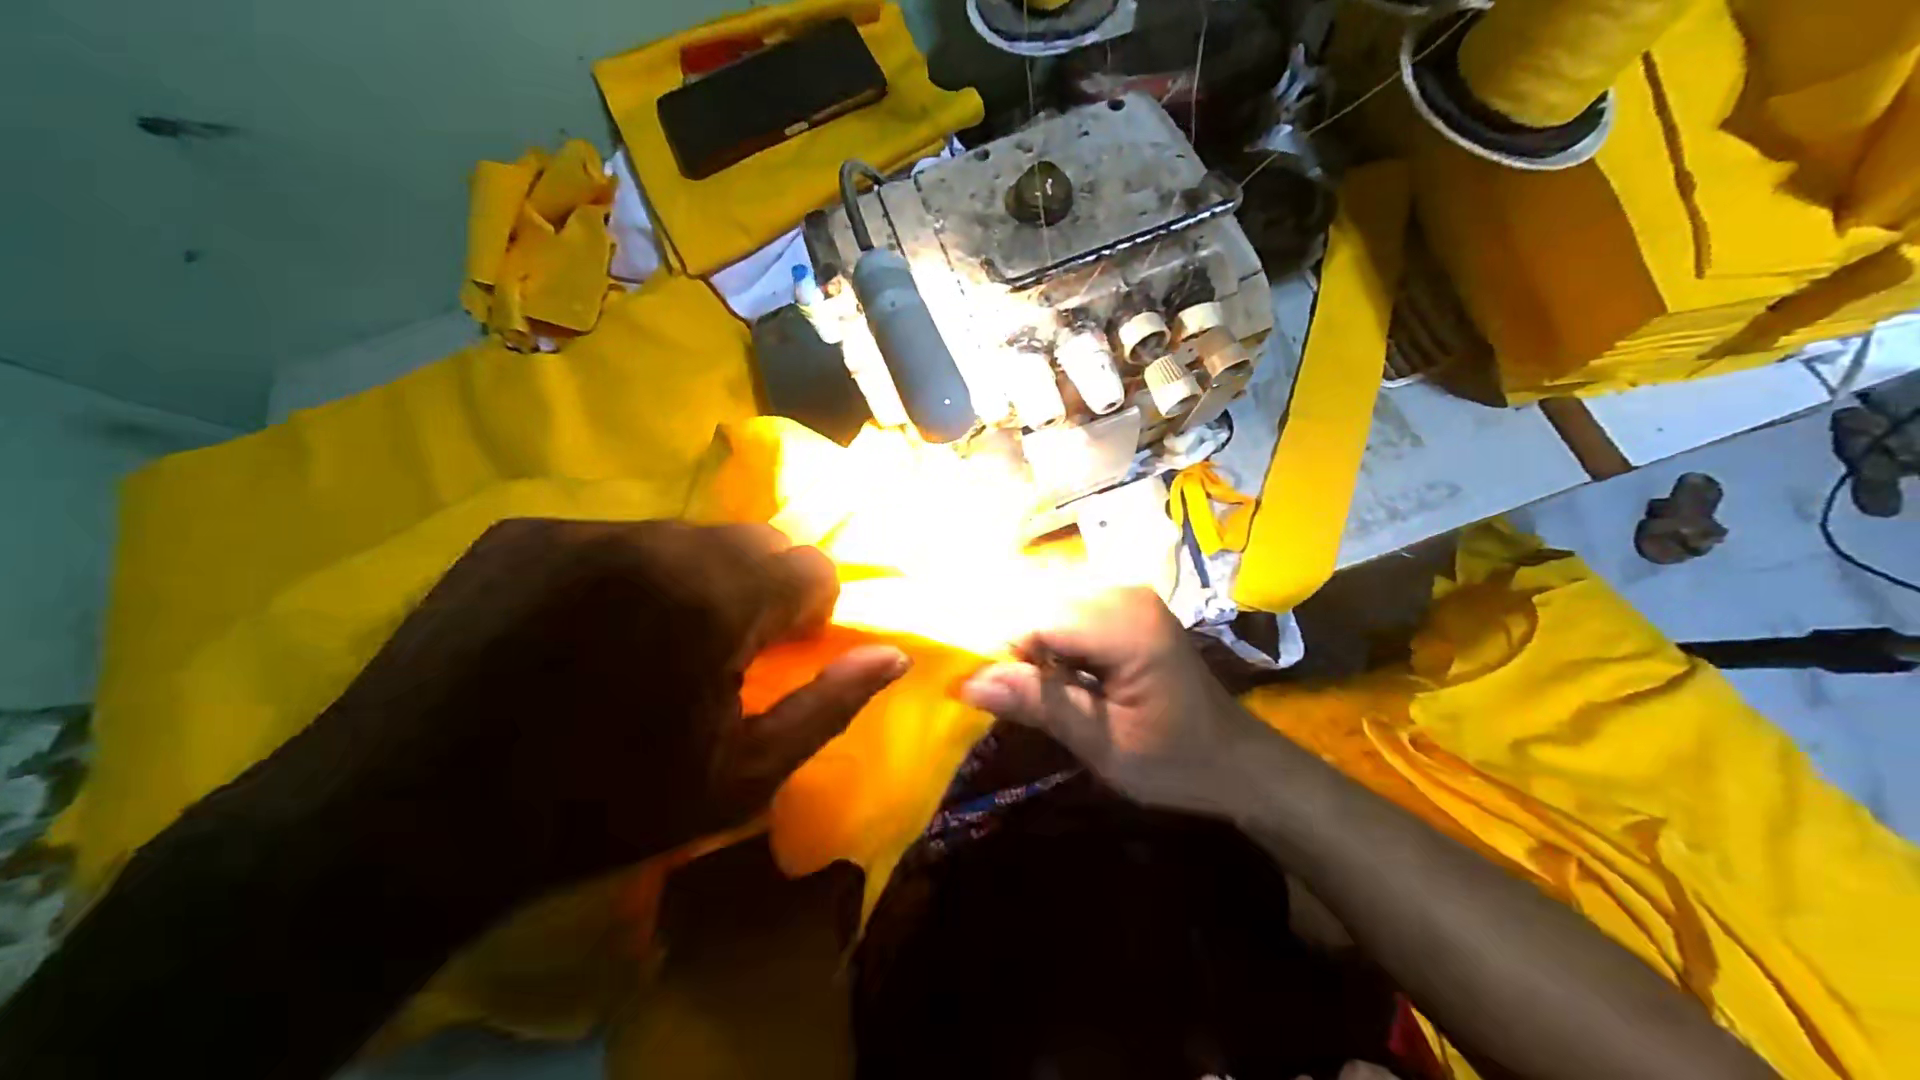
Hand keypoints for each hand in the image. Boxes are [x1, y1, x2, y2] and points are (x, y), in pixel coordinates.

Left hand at [315, 519, 908, 896]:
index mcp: (712, 595)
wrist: (404, 822)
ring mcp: (576, 528)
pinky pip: (608, 539)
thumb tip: (893, 656)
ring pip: (680, 537)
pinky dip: (620, 576)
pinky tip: (577, 633)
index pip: (809, 565)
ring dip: (689, 580)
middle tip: (713, 655)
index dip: (806, 615)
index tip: (772, 658)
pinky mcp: (516, 533)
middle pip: (750, 542)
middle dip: (755, 591)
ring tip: (642, 644)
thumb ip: (829, 707)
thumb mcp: (738, 779)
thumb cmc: (599, 807)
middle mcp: (651, 539)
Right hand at [959, 587, 1266, 816]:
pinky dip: (1054, 646)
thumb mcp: (1104, 744)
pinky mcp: (1125, 607)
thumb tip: (968, 682)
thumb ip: (1040, 704)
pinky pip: (1068, 615)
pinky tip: (1065, 679)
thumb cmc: (1177, 761)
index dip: (1005, 659)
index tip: (991, 699)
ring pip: (1049, 611)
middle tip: (1021, 703)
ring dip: (1035, 651)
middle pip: (1041, 610)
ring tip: (1048, 695)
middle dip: (1020, 654)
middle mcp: (1125, 594)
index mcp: (1128, 625)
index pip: (1037, 623)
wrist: (1236, 761)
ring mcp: (1127, 596)